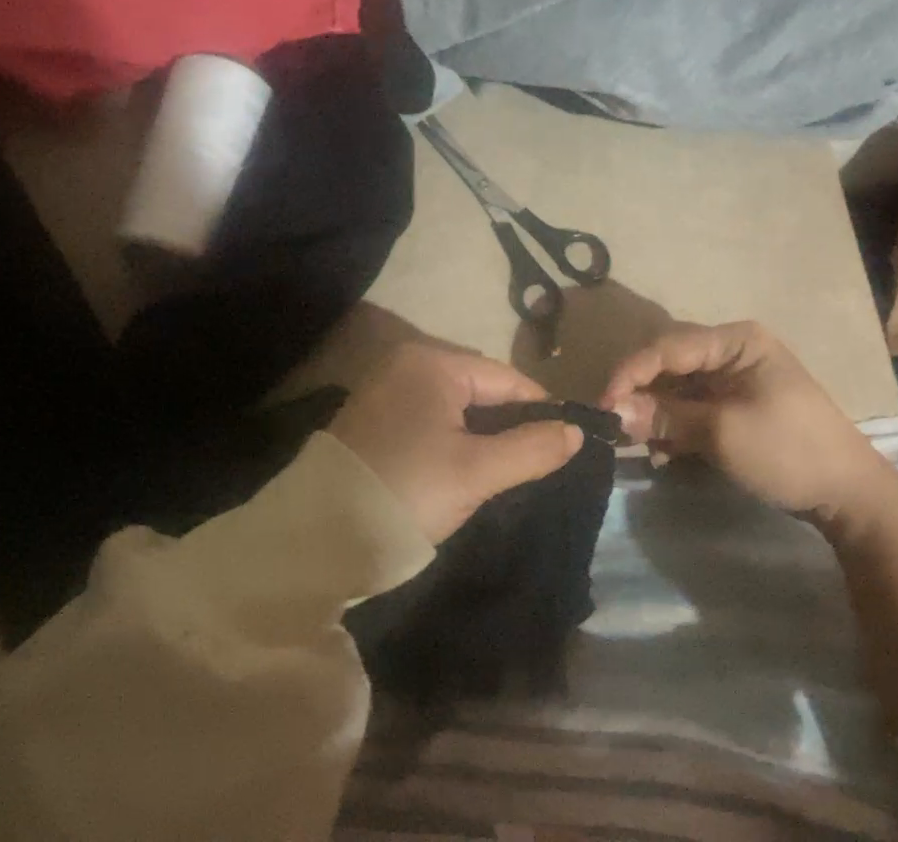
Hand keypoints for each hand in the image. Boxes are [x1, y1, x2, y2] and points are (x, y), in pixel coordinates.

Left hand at [330, 343, 584, 541]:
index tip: (565, 444)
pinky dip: (450, 439)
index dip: (541, 411)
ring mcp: (383, 390)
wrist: (322, 535)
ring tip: (501, 471)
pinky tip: (460, 470)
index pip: (507, 379)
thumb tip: (576, 432)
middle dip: (508, 424)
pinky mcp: (371, 418)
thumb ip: (532, 448)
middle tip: (532, 464)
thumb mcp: (477, 471)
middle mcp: (405, 364)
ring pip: (454, 407)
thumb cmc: (409, 490)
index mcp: (432, 362)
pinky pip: (428, 419)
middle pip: (480, 389)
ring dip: (479, 435)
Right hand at [600, 322, 897, 520]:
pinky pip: (690, 409)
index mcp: (736, 341)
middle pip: (669, 364)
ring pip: (675, 389)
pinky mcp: (733, 408)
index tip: (602, 407)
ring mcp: (733, 380)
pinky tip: (663, 455)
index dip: (630, 373)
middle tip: (616, 426)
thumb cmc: (787, 450)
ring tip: (641, 446)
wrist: (846, 493)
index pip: (667, 346)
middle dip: (640, 394)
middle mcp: (732, 351)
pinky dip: (672, 428)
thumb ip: (665, 417)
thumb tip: (610, 412)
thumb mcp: (721, 433)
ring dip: (654, 416)